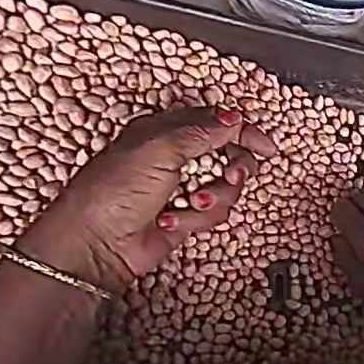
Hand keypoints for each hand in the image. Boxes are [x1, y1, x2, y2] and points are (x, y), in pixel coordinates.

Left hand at [16, 107, 277, 294]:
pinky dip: (197, 219)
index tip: (266, 147)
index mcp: (165, 131)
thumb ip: (201, 132)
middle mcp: (176, 157)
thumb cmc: (114, 193)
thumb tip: (234, 119)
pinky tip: (172, 220)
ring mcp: (182, 187)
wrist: (97, 244)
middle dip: (233, 169)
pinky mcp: (187, 215)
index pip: (216, 123)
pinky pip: (215, 213)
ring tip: (191, 204)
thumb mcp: (159, 150)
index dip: (244, 133)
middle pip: (229, 156)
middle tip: (231, 177)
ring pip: (227, 189)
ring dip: (213, 198)